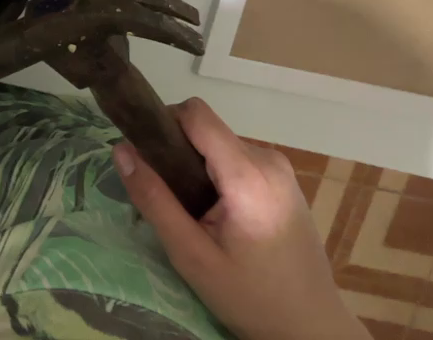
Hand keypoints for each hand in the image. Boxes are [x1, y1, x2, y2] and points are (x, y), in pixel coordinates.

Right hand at [116, 99, 367, 339]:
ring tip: (195, 212)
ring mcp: (280, 168)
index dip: (164, 123)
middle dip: (179, 152)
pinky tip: (220, 215)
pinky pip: (237, 157)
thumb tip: (120, 149)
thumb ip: (154, 199)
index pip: (195, 114)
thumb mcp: (191, 255)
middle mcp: (268, 159)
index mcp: (248, 174)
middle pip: (206, 129)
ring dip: (198, 165)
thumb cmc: (250, 296)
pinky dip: (218, 173)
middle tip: (169, 196)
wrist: (312, 330)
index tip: (146, 155)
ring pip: (219, 143)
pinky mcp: (284, 180)